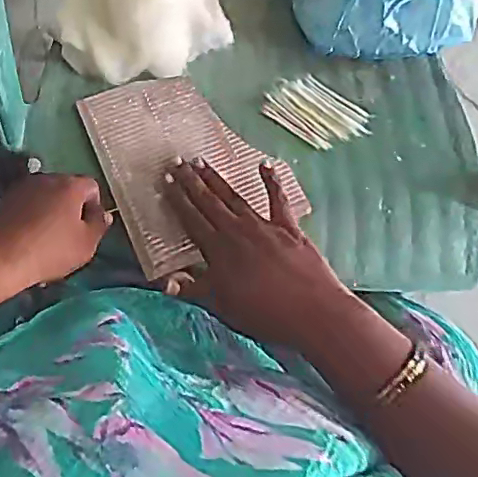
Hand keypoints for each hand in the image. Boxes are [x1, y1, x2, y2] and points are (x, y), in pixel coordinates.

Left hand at [0, 174, 111, 318]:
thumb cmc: (49, 251)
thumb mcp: (85, 245)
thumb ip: (98, 226)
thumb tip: (103, 213)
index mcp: (70, 185)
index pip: (92, 186)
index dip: (95, 207)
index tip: (89, 230)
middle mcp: (46, 178)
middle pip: (67, 189)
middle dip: (72, 208)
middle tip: (70, 237)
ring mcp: (22, 187)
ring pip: (45, 197)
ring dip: (50, 213)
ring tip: (47, 242)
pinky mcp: (3, 199)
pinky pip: (27, 206)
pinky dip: (31, 218)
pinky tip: (28, 240)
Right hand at [164, 159, 359, 349]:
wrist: (313, 314)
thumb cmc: (263, 314)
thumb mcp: (221, 306)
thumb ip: (192, 289)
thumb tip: (164, 281)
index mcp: (217, 249)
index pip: (191, 218)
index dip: (176, 199)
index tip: (165, 181)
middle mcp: (237, 231)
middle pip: (208, 201)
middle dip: (191, 181)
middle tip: (177, 162)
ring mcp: (264, 226)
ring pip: (234, 197)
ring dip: (216, 179)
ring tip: (201, 162)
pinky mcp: (289, 228)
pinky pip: (278, 200)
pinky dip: (272, 182)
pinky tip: (265, 166)